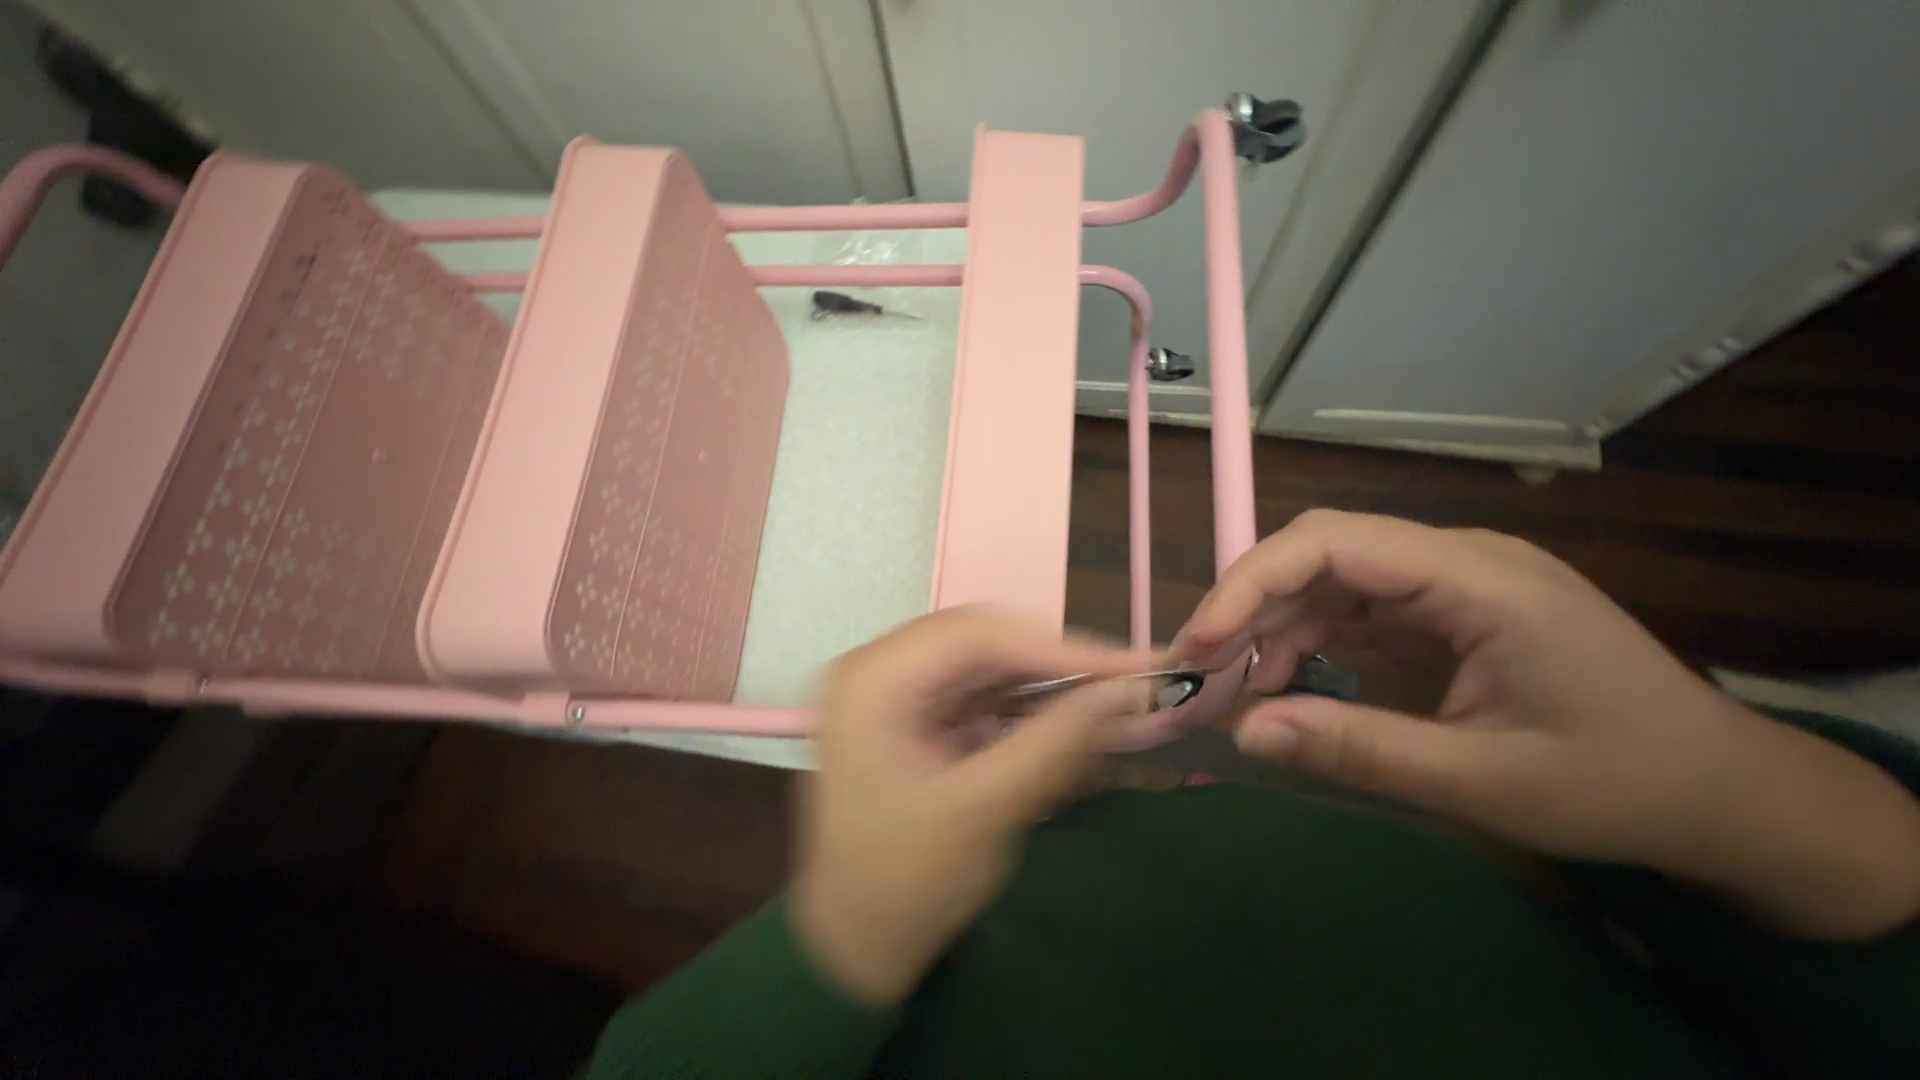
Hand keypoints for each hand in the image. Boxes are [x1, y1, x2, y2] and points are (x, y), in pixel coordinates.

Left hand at [793, 607, 1150, 1003]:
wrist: (856, 944)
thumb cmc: (904, 884)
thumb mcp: (983, 811)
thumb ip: (1055, 744)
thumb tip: (1127, 690)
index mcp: (872, 680)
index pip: (976, 635)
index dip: (1060, 646)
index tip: (1133, 666)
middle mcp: (880, 668)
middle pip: (984, 642)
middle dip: (1059, 665)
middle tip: (1132, 682)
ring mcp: (897, 690)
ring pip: (990, 665)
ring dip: (1051, 685)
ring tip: (1116, 701)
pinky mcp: (918, 716)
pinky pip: (985, 694)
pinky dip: (1032, 708)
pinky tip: (1075, 720)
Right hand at [1177, 510, 1919, 940]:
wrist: (1723, 792)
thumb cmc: (1618, 782)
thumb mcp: (1485, 782)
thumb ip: (1360, 750)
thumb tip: (1244, 733)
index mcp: (1479, 578)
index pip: (1335, 543)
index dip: (1252, 582)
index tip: (1200, 643)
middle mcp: (1456, 561)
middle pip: (1321, 553)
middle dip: (1248, 607)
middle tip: (1193, 672)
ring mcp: (1449, 584)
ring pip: (1328, 582)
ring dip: (1269, 629)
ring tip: (1224, 688)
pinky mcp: (1442, 613)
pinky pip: (1353, 613)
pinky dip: (1304, 646)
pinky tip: (1278, 687)